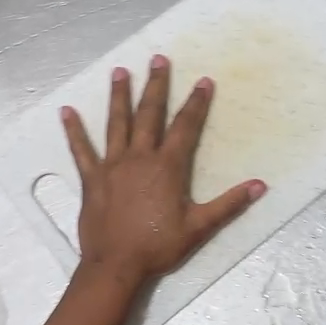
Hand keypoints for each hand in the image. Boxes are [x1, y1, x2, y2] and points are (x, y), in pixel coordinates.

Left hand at [61, 55, 264, 286]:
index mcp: (167, 167)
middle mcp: (139, 157)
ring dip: (119, 96)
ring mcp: (112, 166)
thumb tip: (259, 186)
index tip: (204, 81)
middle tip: (159, 59)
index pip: (185, 127)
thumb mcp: (200, 227)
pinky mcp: (91, 179)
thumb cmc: (159, 246)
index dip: (196, 103)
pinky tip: (66, 111)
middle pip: (149, 114)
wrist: (116, 265)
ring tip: (120, 71)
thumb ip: (229, 204)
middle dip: (156, 85)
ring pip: (116, 123)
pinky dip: (74, 130)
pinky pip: (81, 150)